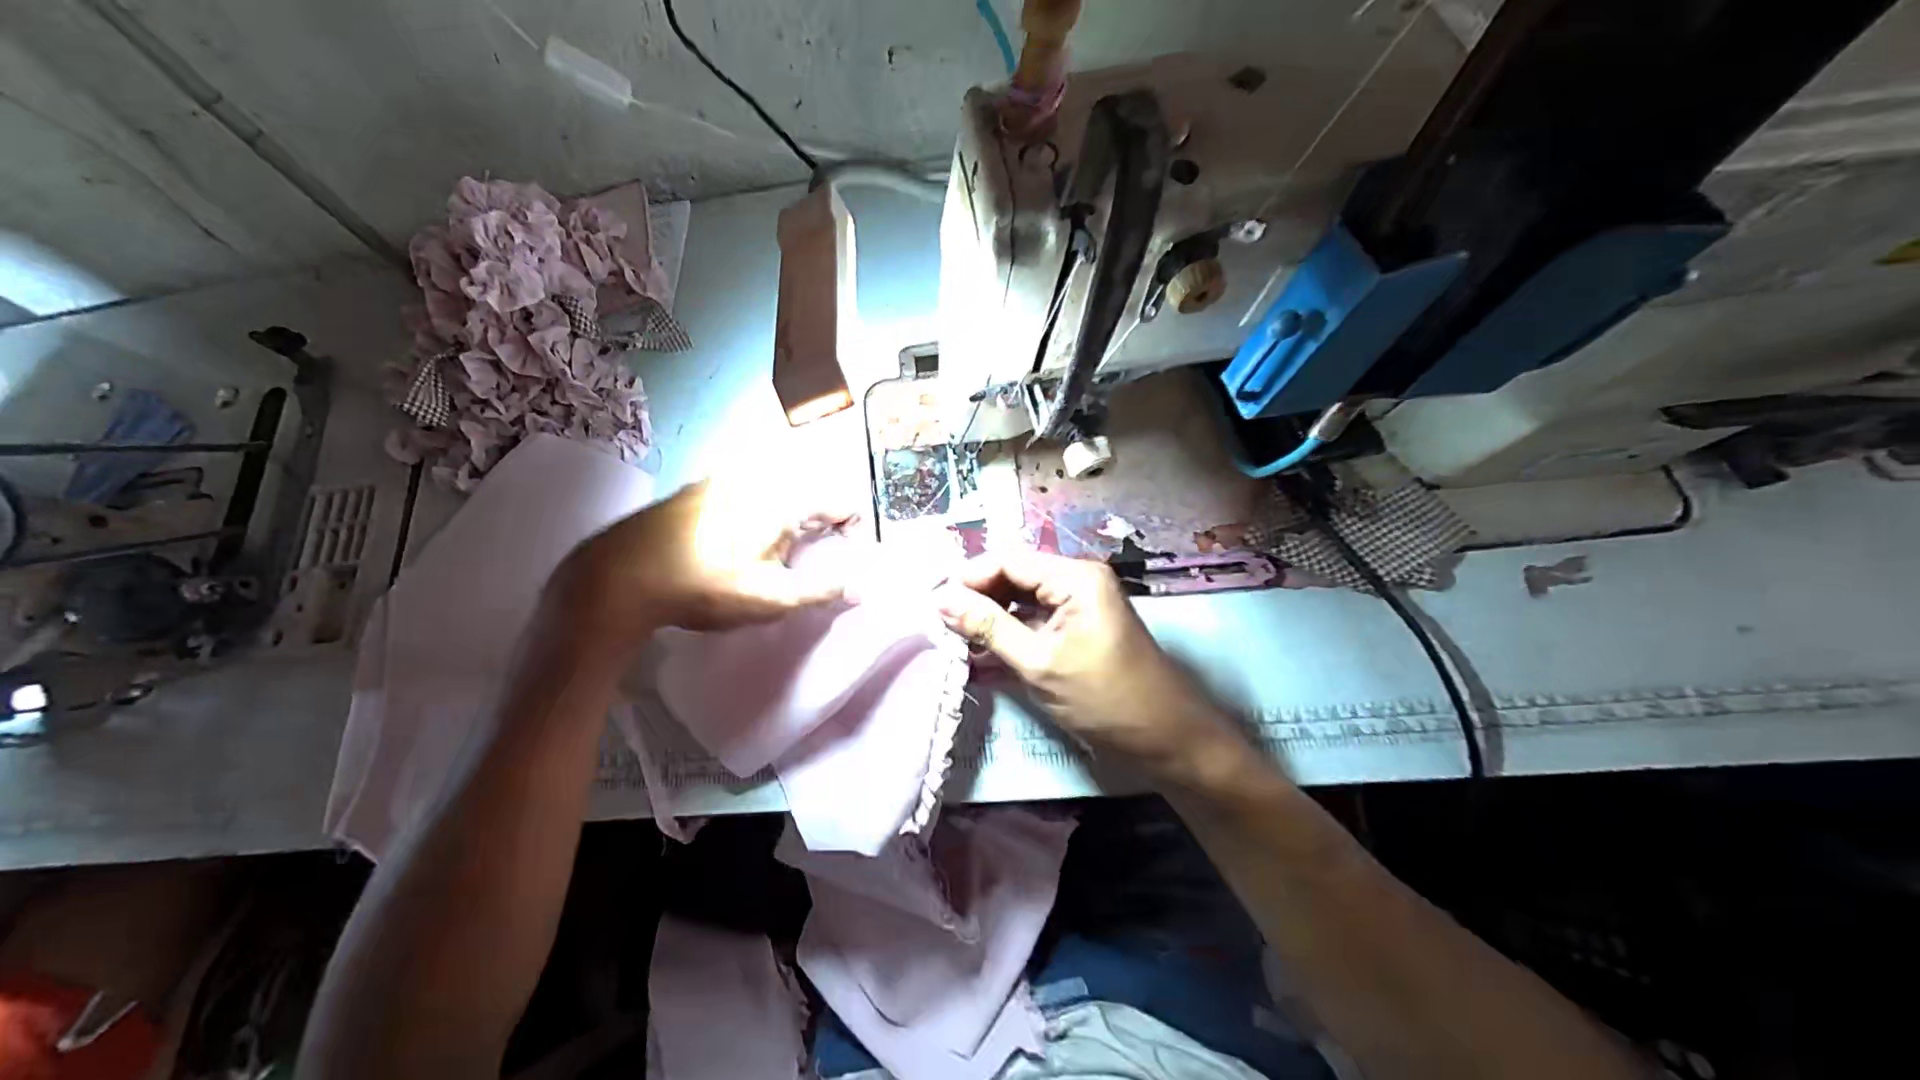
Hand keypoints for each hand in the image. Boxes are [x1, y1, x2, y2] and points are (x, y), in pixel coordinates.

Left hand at [544, 478, 858, 660]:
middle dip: (818, 524)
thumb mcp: (771, 598)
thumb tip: (859, 588)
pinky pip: (742, 494)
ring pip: (773, 492)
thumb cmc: (705, 587)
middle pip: (807, 494)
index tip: (845, 557)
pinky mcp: (695, 488)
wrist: (620, 576)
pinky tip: (734, 545)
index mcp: (783, 498)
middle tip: (808, 559)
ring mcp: (721, 478)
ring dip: (784, 519)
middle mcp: (756, 477)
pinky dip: (753, 514)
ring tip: (773, 556)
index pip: (840, 503)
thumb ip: (820, 591)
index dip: (853, 530)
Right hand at [934, 550, 1255, 786]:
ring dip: (990, 618)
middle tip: (939, 626)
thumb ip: (988, 627)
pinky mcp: (1079, 626)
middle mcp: (1078, 578)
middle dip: (976, 599)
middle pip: (1013, 576)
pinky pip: (1035, 619)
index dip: (966, 579)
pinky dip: (1009, 634)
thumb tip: (941, 600)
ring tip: (955, 642)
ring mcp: (1080, 602)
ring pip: (1021, 599)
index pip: (1007, 560)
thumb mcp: (1039, 664)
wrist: (1167, 739)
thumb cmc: (1105, 700)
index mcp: (1075, 576)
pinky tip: (982, 654)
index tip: (931, 605)